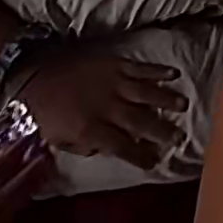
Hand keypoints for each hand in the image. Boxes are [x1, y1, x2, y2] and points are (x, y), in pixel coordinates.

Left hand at [16, 48, 187, 170]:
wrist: (38, 74)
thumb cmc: (46, 112)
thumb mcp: (59, 140)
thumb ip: (86, 146)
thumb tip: (108, 147)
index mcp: (91, 128)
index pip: (122, 146)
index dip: (140, 154)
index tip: (156, 159)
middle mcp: (107, 106)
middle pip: (140, 120)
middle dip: (161, 129)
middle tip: (179, 136)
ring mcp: (113, 81)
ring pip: (145, 92)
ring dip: (166, 99)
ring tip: (184, 104)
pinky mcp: (115, 62)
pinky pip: (141, 67)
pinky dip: (158, 70)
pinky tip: (173, 73)